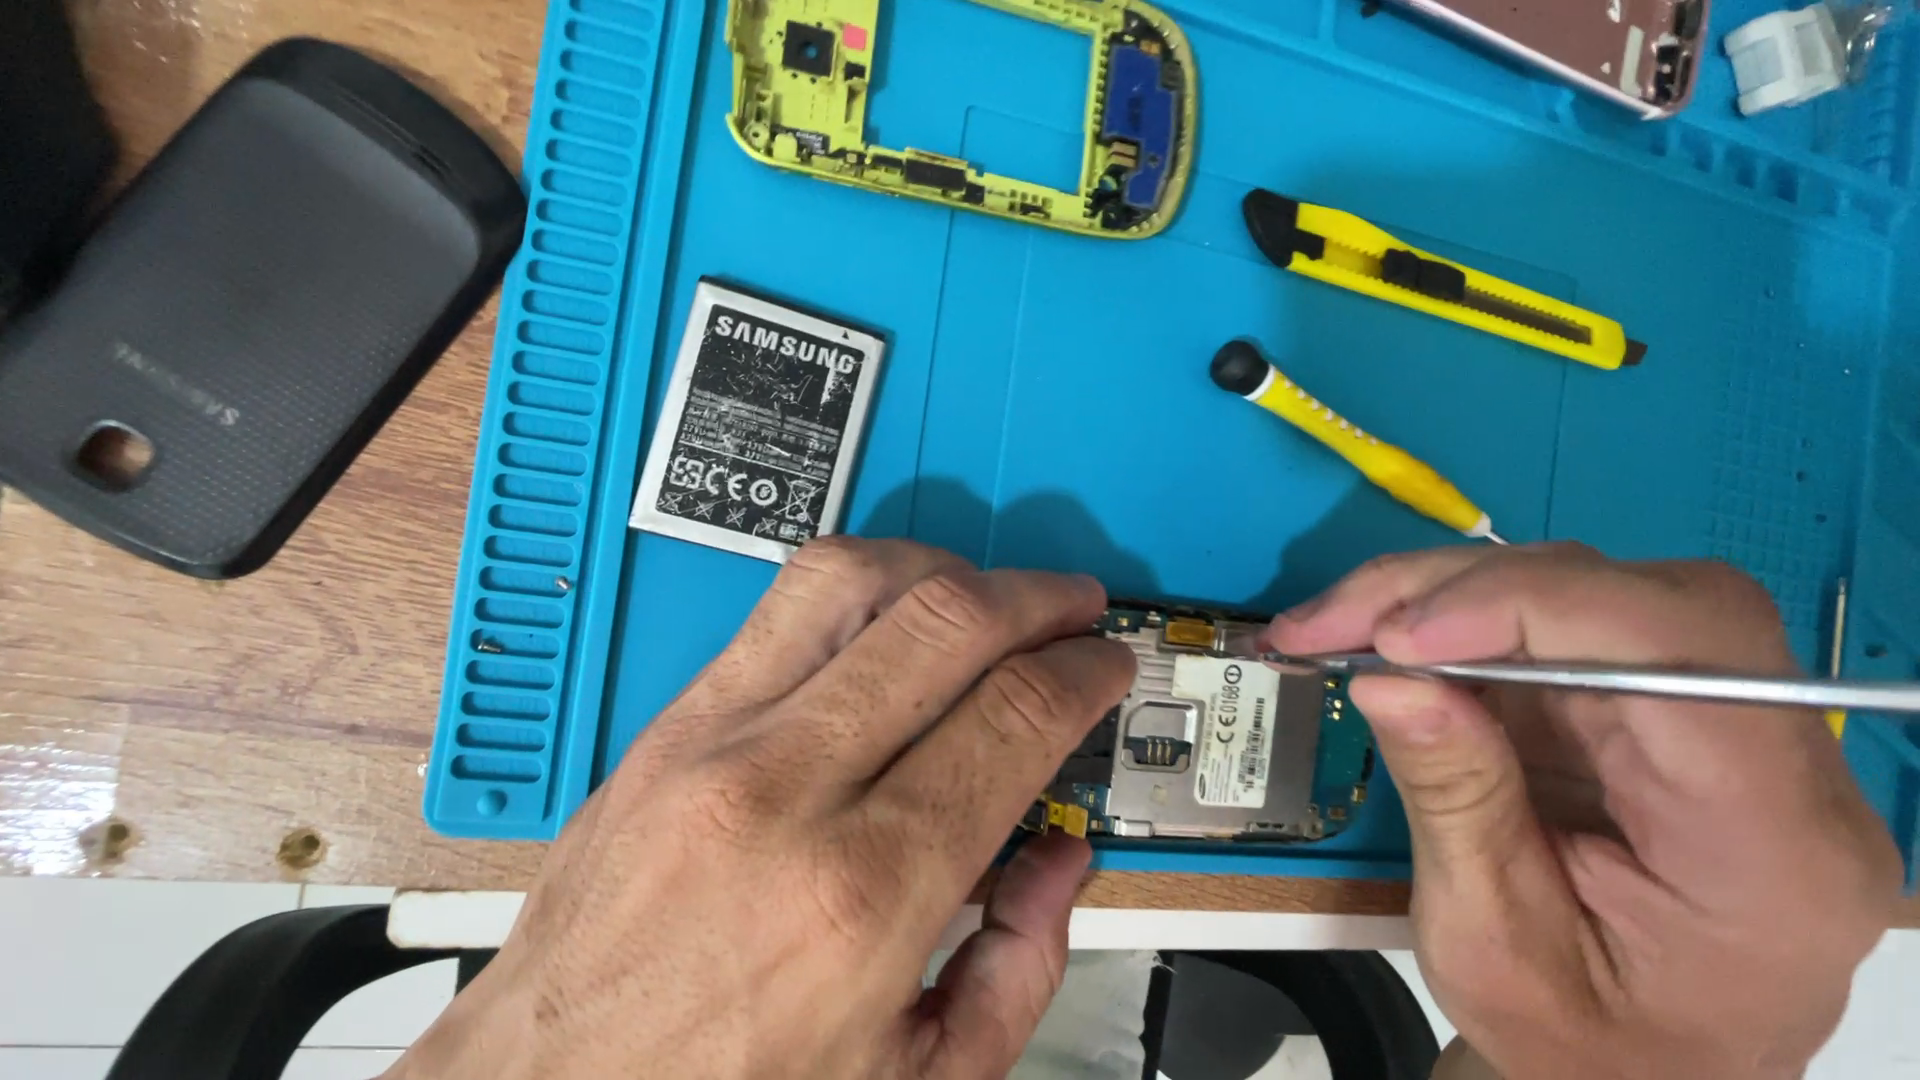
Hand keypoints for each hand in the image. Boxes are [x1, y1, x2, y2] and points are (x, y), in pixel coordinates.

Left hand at [388, 538, 1134, 1079]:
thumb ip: (1017, 969)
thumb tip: (1060, 856)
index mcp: (865, 894)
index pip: (1010, 720)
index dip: (1081, 676)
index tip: (1105, 667)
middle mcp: (788, 791)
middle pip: (946, 625)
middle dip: (1038, 599)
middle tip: (1074, 609)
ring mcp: (716, 739)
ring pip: (855, 581)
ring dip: (947, 568)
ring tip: (990, 592)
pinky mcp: (670, 721)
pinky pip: (780, 603)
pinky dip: (864, 581)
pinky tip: (896, 608)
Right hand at [1266, 544, 1900, 1079]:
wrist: (1630, 1075)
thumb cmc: (1575, 1042)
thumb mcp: (1492, 943)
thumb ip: (1454, 802)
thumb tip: (1389, 676)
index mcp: (1768, 845)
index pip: (1686, 657)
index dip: (1534, 611)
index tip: (1396, 639)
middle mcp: (1762, 760)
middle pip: (1634, 600)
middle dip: (1462, 590)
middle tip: (1329, 624)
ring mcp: (1698, 723)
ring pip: (1580, 591)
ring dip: (1434, 595)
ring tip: (1325, 628)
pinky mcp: (1633, 707)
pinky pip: (1540, 625)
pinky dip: (1440, 619)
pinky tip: (1368, 639)